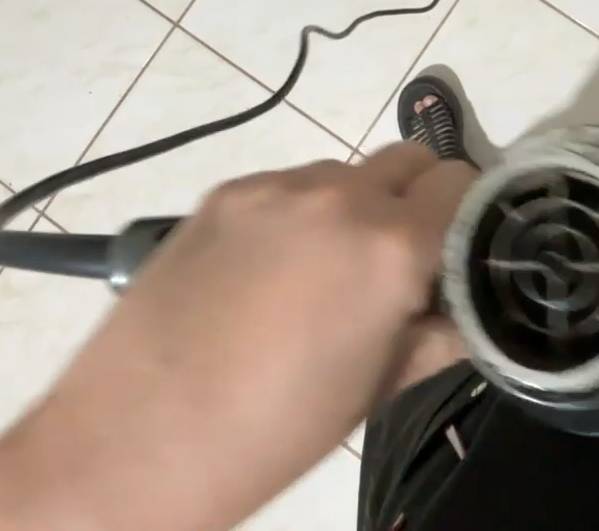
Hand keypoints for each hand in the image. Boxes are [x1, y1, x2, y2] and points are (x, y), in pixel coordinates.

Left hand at [41, 144, 475, 528]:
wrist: (129, 440)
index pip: (462, 184)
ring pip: (350, 170)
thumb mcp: (378, 390)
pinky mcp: (228, 190)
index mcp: (391, 246)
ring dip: (358, 206)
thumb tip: (469, 303)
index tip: (456, 250)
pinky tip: (268, 268)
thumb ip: (441, 331)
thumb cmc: (272, 432)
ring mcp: (278, 186)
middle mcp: (341, 195)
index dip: (469, 215)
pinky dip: (301, 213)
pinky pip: (291, 185)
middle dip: (420, 199)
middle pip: (413, 158)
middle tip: (399, 256)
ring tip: (322, 269)